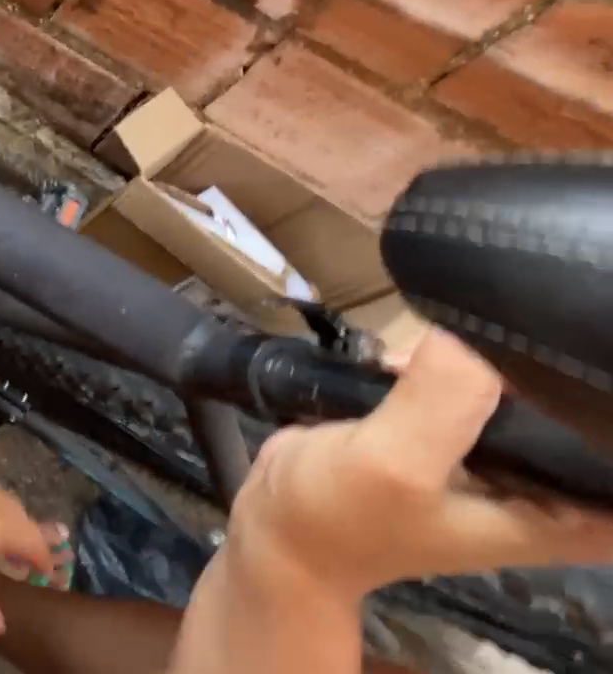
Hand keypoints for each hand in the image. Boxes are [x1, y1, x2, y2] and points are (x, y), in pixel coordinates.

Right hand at [231, 329, 612, 596]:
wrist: (279, 528)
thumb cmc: (341, 514)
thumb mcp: (390, 464)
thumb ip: (438, 402)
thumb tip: (456, 332)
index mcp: (577, 515)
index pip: (599, 433)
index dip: (560, 392)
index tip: (494, 362)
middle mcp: (555, 491)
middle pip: (559, 407)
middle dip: (496, 368)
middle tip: (437, 350)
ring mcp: (502, 467)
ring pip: (507, 392)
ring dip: (457, 364)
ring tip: (405, 362)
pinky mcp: (451, 446)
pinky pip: (463, 394)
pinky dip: (431, 371)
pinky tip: (395, 367)